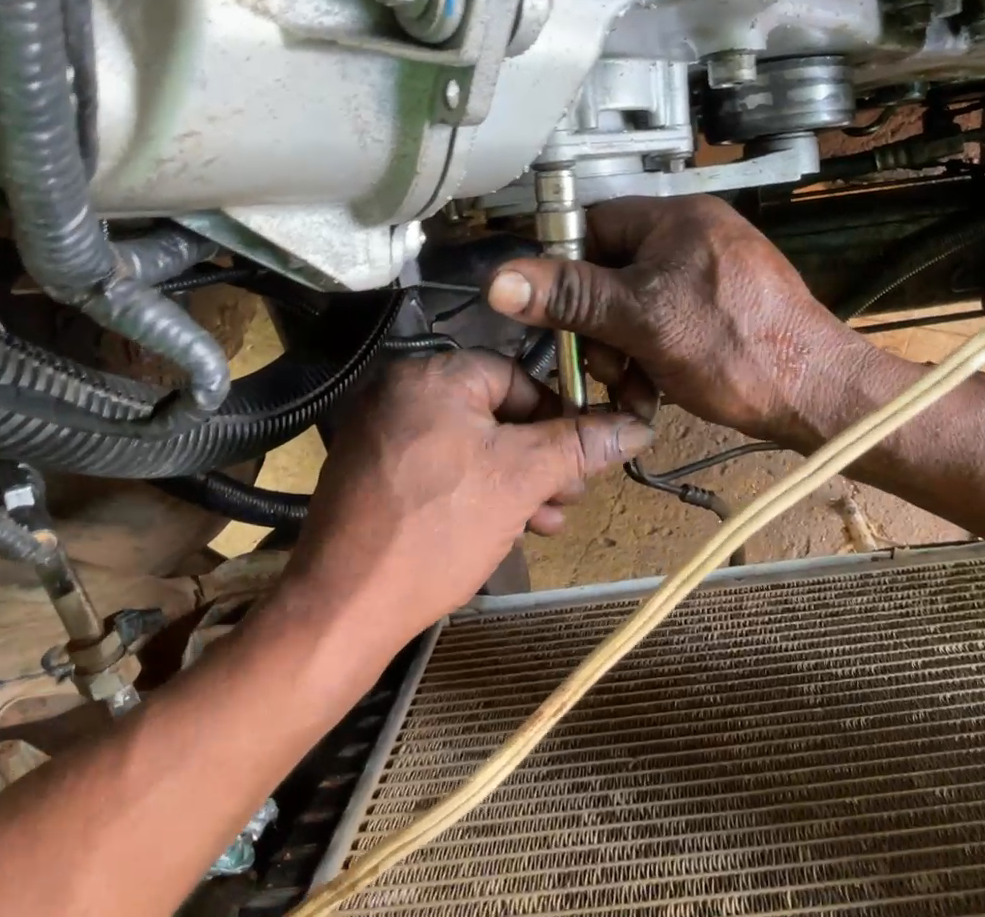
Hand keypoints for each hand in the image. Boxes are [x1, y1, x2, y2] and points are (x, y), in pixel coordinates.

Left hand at [284, 351, 653, 648]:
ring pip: (473, 448)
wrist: (345, 607)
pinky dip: (479, 493)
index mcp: (430, 376)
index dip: (560, 417)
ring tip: (548, 521)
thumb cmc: (439, 529)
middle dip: (543, 458)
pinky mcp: (374, 476)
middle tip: (572, 496)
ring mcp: (382, 437)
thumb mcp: (522, 480)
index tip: (586, 457)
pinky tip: (509, 529)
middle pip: (496, 415)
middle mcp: (399, 394)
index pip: (518, 377)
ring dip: (518, 482)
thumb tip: (639, 426)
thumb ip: (581, 445)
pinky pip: (442, 470)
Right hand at [485, 195, 873, 445]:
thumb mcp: (640, 321)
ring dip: (624, 351)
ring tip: (632, 391)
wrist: (816, 394)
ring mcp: (715, 274)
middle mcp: (697, 236)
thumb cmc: (730, 348)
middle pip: (615, 271)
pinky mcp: (728, 310)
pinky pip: (671, 323)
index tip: (560, 320)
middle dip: (600, 326)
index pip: (595, 225)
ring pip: (640, 305)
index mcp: (678, 219)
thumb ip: (571, 297)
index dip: (568, 271)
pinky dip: (654, 357)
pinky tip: (656, 392)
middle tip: (604, 368)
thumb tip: (499, 279)